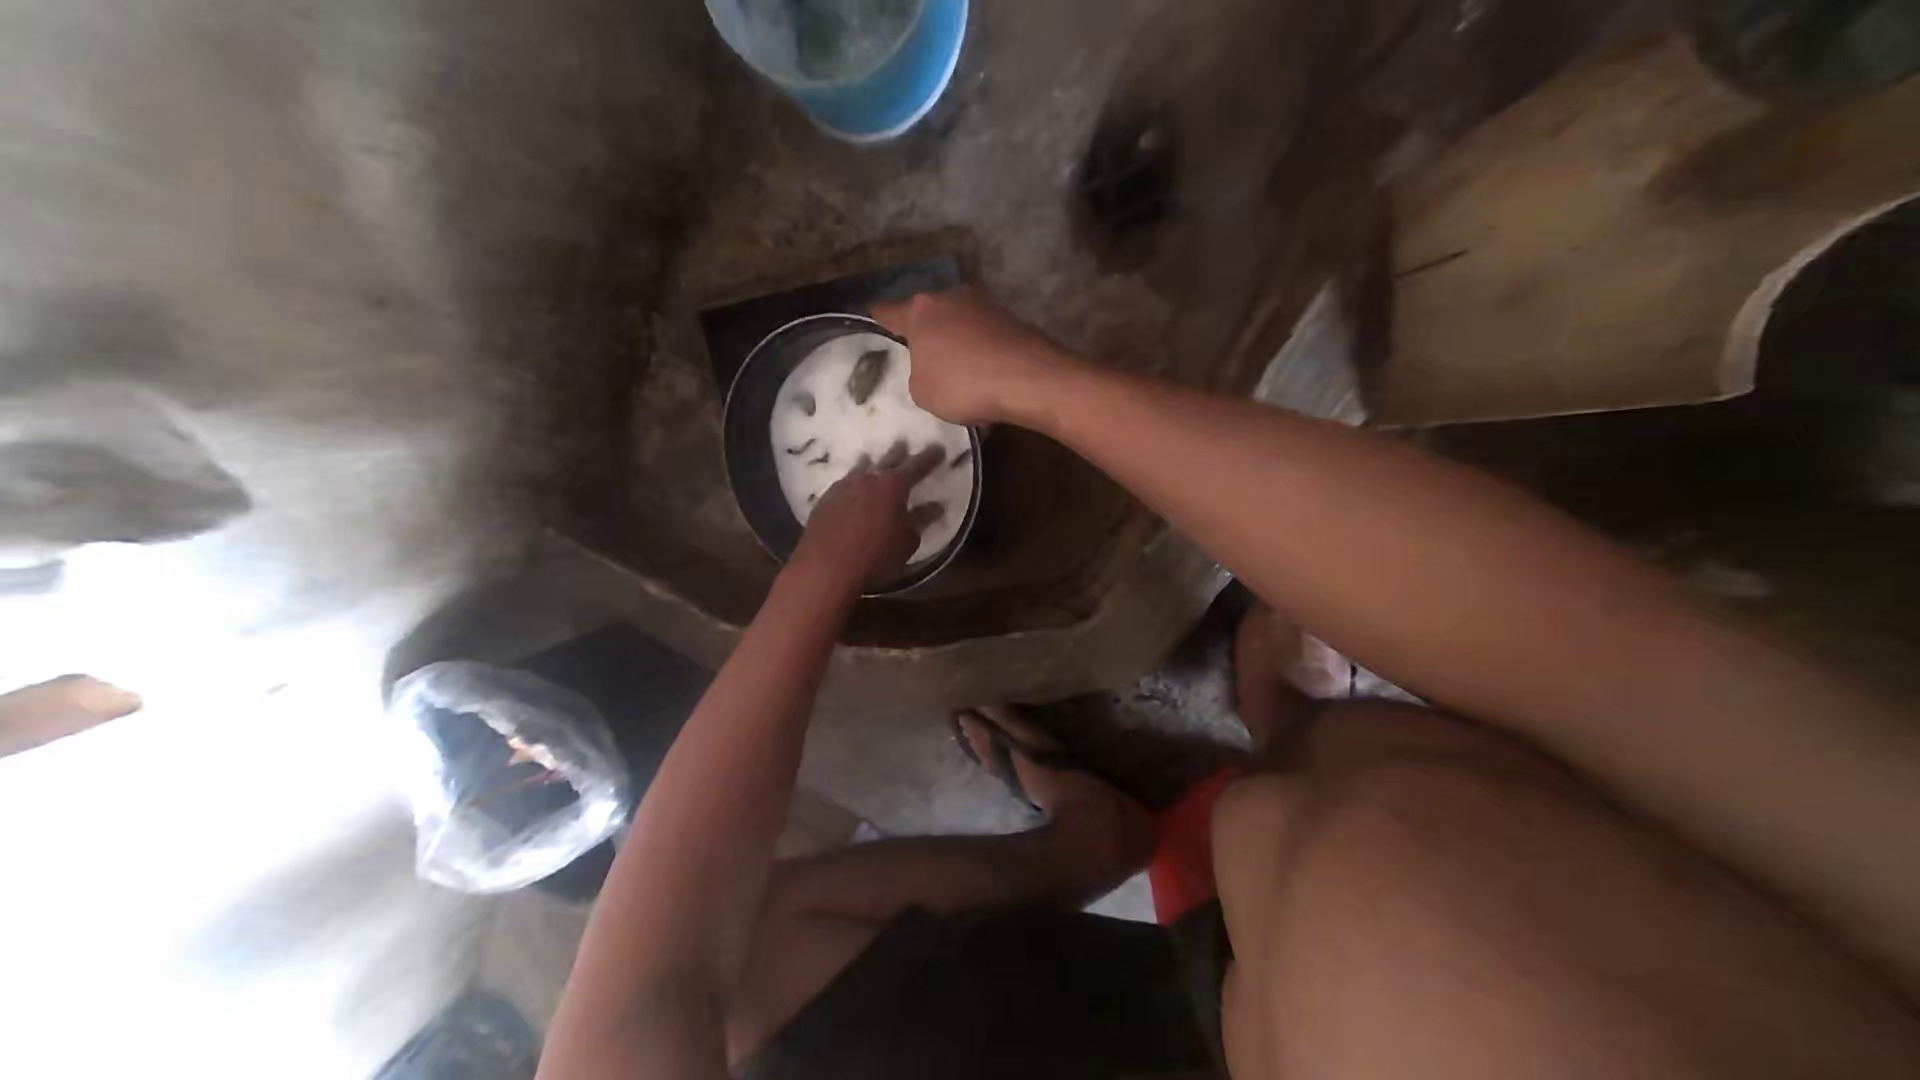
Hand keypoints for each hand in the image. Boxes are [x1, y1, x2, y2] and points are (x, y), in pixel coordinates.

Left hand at [791, 442, 947, 589]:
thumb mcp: (907, 541)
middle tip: (904, 444)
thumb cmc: (876, 555)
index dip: (930, 457)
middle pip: (887, 460)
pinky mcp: (826, 498)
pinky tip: (852, 486)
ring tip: (873, 459)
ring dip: (871, 463)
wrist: (826, 566)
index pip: (917, 466)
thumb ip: (920, 521)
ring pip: (862, 468)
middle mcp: (868, 478)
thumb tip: (935, 507)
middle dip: (899, 453)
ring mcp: (844, 486)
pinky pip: (845, 482)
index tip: (939, 448)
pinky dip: (854, 481)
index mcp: (893, 486)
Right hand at [871, 287, 1076, 426]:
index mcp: (921, 310)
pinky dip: (979, 352)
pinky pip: (983, 336)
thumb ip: (917, 373)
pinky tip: (984, 375)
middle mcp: (952, 297)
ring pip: (958, 323)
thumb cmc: (964, 384)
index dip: (877, 320)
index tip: (871, 324)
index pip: (888, 311)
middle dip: (923, 333)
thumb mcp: (922, 391)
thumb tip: (931, 366)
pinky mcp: (1011, 318)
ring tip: (956, 372)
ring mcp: (985, 304)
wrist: (1030, 380)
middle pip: (928, 314)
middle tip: (920, 359)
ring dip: (955, 342)